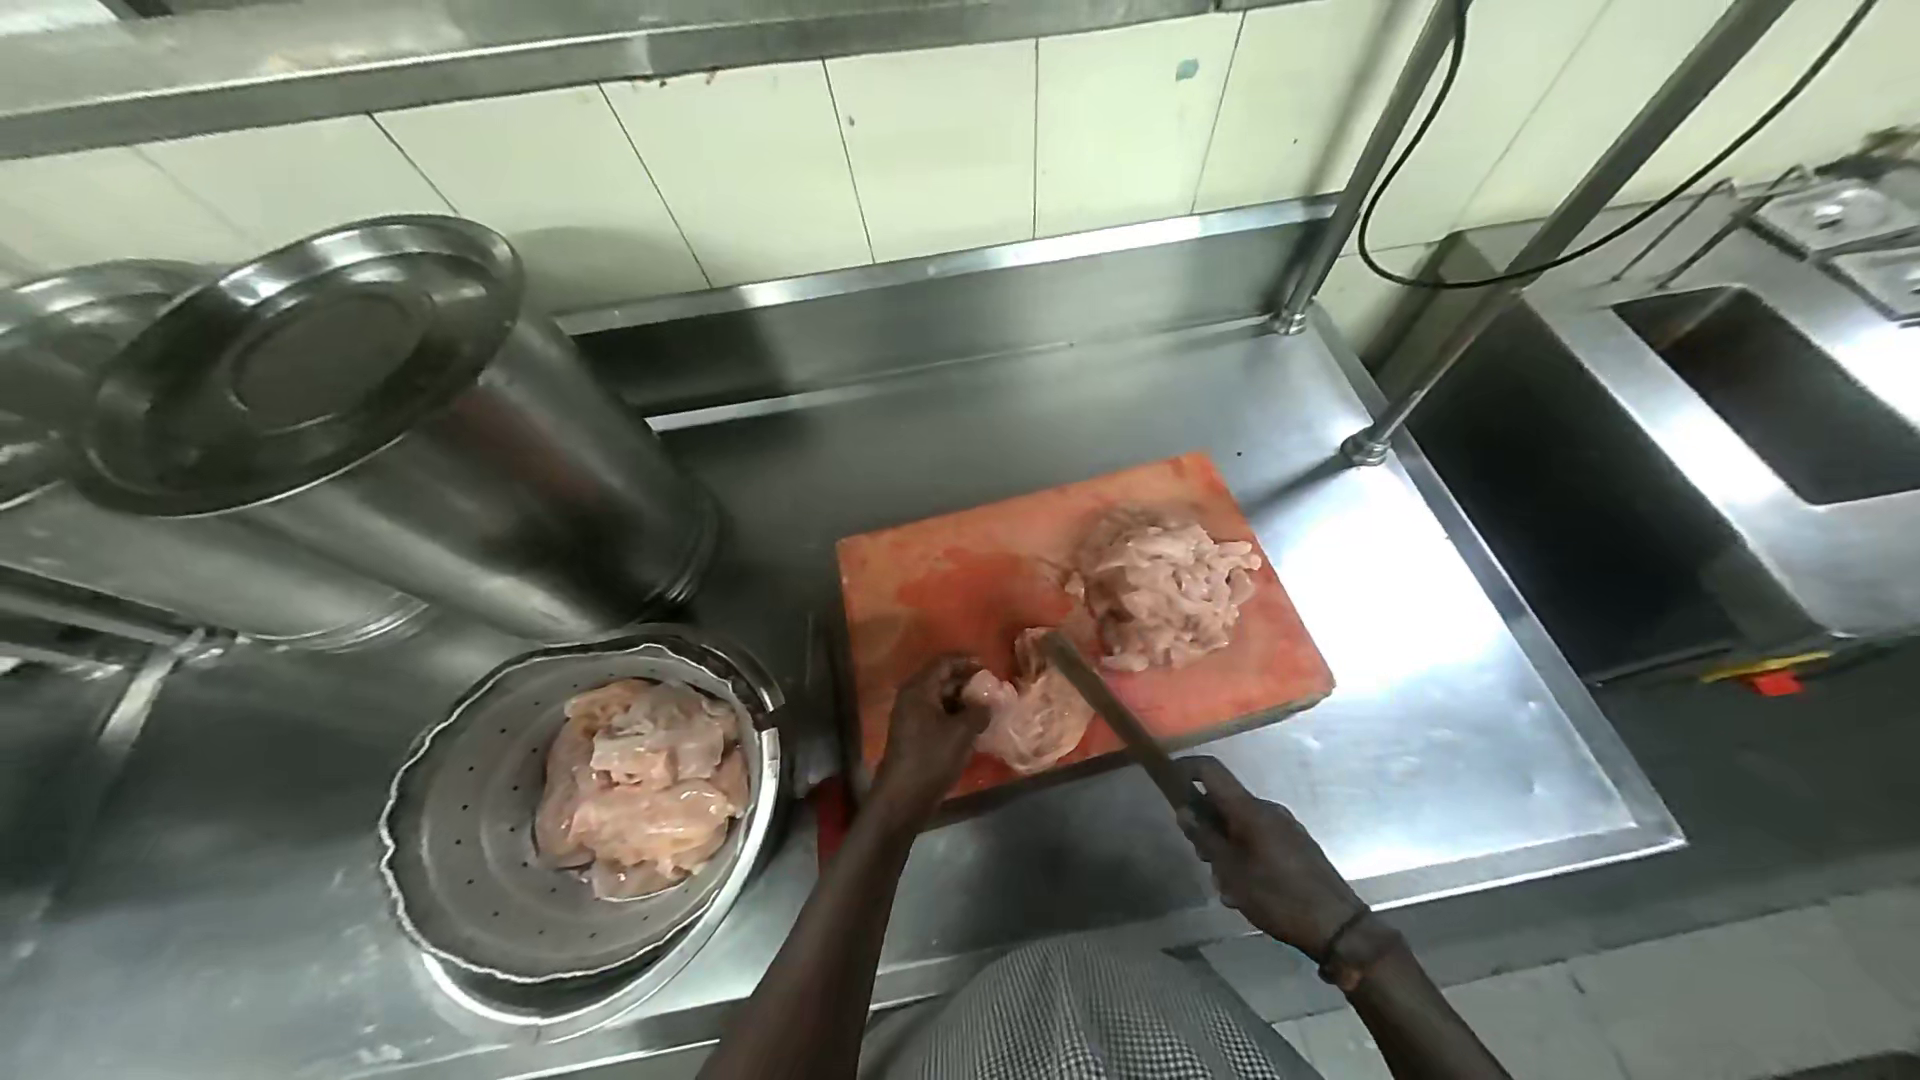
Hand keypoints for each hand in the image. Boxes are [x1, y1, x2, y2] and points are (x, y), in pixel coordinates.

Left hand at [870, 655, 991, 828]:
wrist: (904, 797)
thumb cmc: (932, 757)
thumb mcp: (962, 732)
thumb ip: (978, 711)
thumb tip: (989, 702)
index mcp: (919, 689)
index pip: (944, 662)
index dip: (967, 661)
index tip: (989, 666)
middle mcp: (912, 697)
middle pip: (941, 679)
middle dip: (967, 681)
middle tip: (991, 688)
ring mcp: (911, 717)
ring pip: (940, 698)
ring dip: (962, 700)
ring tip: (986, 707)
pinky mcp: (914, 734)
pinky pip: (937, 715)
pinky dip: (955, 715)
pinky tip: (973, 725)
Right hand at [1176, 756, 1367, 957]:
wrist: (1340, 929)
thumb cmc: (1278, 896)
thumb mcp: (1231, 871)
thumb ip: (1204, 838)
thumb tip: (1183, 811)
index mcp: (1249, 809)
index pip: (1210, 769)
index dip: (1185, 769)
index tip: (1169, 784)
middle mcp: (1267, 809)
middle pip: (1224, 802)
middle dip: (1205, 825)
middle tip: (1201, 858)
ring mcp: (1285, 827)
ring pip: (1240, 825)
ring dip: (1225, 847)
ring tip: (1226, 886)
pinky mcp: (1297, 846)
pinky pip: (1259, 839)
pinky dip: (1244, 855)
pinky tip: (1246, 891)